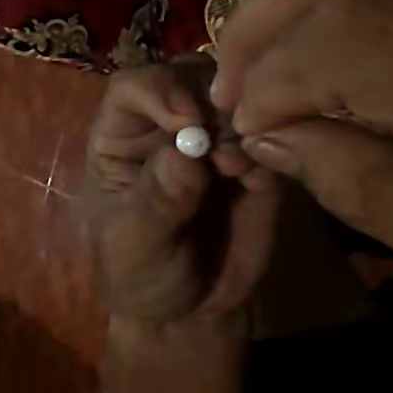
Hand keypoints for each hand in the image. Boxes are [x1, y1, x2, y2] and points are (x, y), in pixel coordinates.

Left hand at [83, 60, 278, 328]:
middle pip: (191, 78)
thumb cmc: (139, 273)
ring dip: (245, 120)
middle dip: (212, 98)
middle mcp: (167, 125)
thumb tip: (185, 151)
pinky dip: (272, 145)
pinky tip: (258, 179)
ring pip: (237, 98)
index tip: (187, 118)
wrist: (188, 314)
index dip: (160, 89)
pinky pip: (271, 135)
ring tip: (238, 167)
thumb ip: (158, 199)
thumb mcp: (135, 244)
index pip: (133, 87)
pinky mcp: (256, 161)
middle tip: (225, 140)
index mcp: (121, 136)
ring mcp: (214, 140)